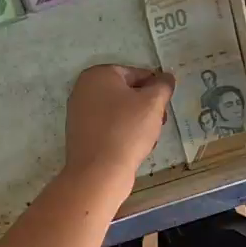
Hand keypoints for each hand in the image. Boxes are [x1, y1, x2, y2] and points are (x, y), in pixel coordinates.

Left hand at [65, 64, 173, 182]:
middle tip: (159, 123)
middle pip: (126, 93)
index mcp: (98, 74)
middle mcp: (83, 90)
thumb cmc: (126, 130)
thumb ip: (163, 86)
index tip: (165, 106)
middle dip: (146, 107)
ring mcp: (79, 114)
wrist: (98, 172)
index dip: (155, 89)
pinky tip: (133, 149)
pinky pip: (108, 129)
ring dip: (137, 122)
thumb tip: (166, 77)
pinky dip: (122, 134)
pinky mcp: (81, 136)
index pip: (137, 74)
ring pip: (118, 113)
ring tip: (148, 139)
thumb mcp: (152, 103)